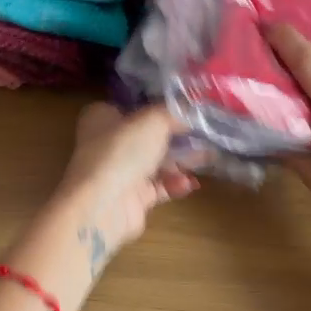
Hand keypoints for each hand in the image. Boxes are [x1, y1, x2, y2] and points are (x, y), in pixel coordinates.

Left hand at [54, 103, 198, 256]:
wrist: (104, 205)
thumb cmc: (122, 151)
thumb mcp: (153, 120)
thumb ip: (174, 112)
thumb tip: (190, 110)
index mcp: (102, 117)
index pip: (133, 107)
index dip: (159, 106)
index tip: (188, 107)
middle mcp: (107, 144)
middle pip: (147, 136)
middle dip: (177, 136)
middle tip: (205, 133)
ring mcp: (119, 173)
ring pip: (155, 163)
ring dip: (181, 160)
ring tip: (208, 156)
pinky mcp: (131, 198)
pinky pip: (158, 187)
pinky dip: (174, 184)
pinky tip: (190, 183)